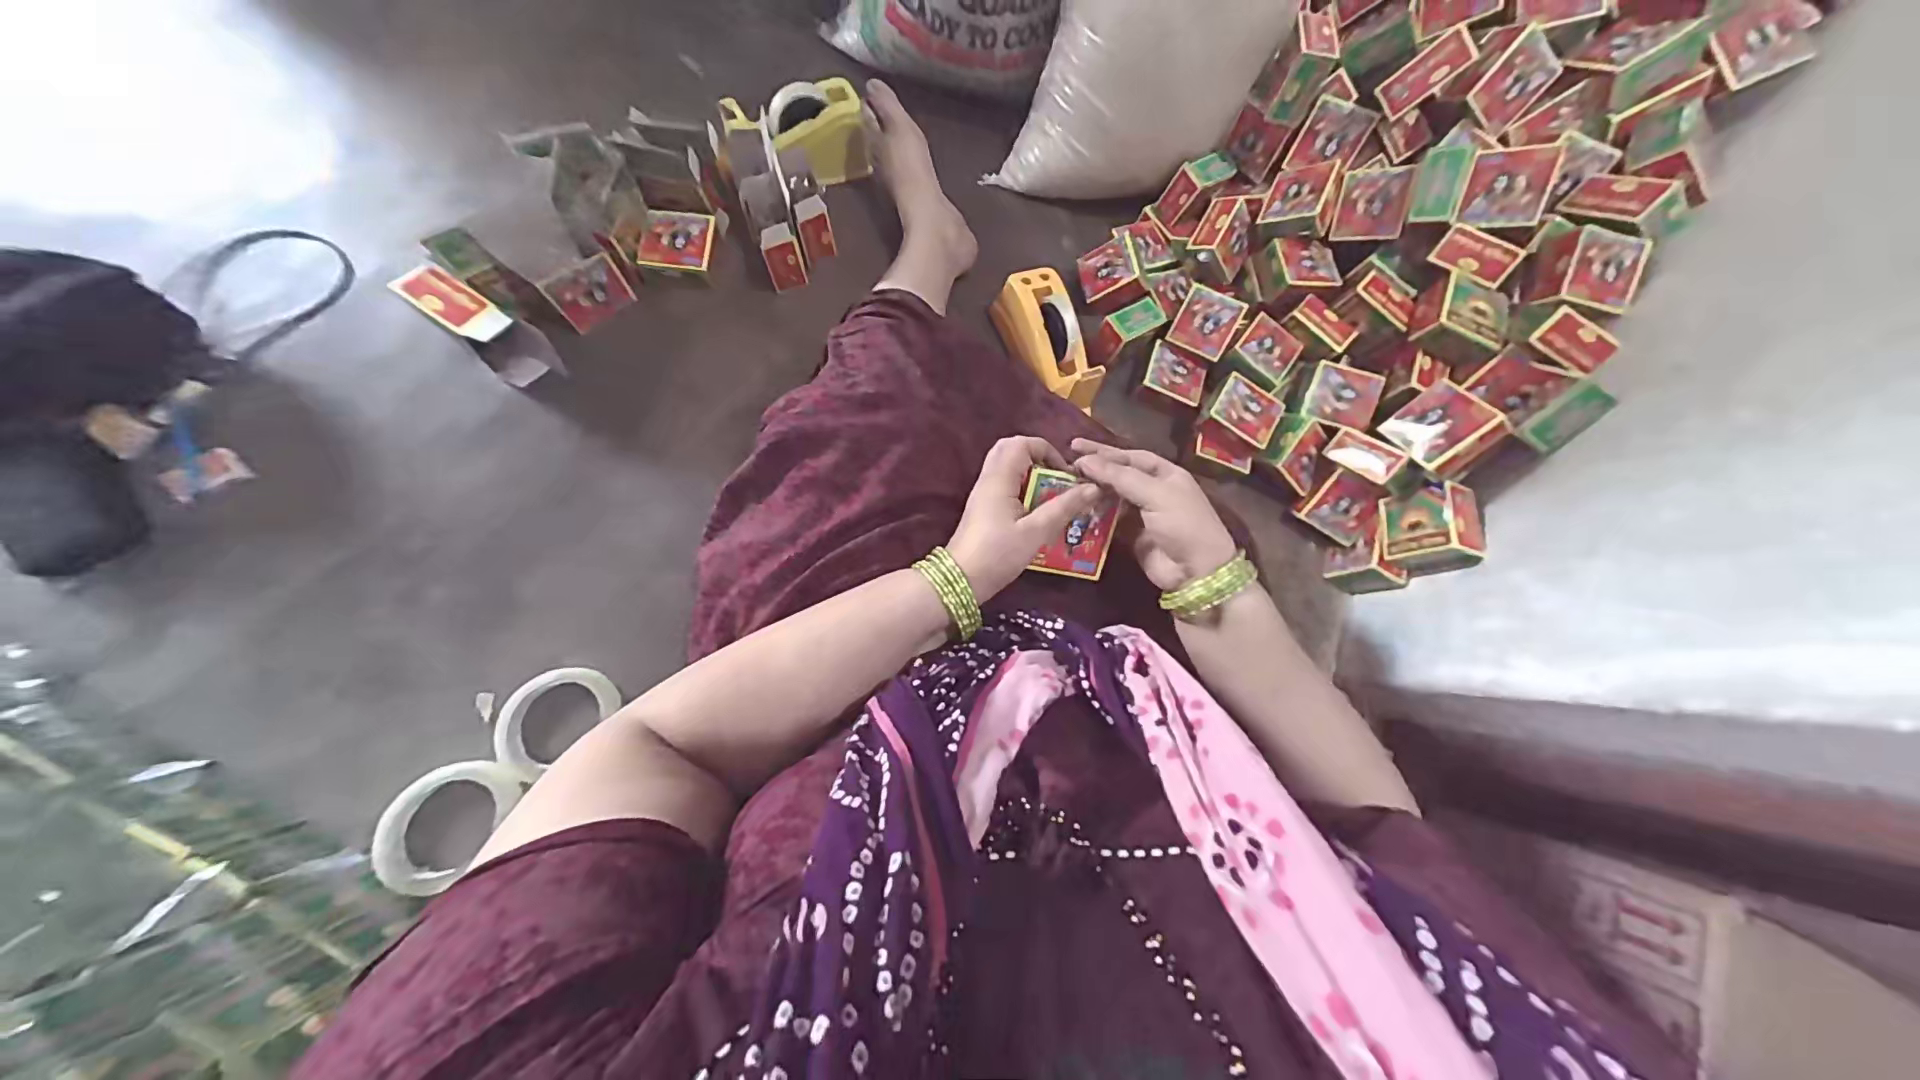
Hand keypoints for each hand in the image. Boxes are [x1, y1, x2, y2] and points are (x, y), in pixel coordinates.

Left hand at [947, 436, 1103, 600]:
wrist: (960, 580)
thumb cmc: (998, 554)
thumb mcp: (1035, 532)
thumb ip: (1064, 507)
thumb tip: (1092, 487)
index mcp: (999, 479)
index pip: (1021, 443)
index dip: (1047, 450)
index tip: (1064, 473)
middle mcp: (988, 480)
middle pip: (1011, 450)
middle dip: (1038, 458)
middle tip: (1056, 478)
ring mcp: (982, 494)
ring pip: (1006, 468)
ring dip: (1030, 475)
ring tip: (1050, 495)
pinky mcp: (982, 509)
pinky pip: (1003, 485)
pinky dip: (1022, 488)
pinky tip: (1036, 511)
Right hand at [1070, 438, 1237, 591]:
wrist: (1196, 571)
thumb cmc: (1183, 524)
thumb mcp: (1155, 494)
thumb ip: (1120, 477)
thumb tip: (1085, 461)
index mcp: (1165, 474)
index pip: (1130, 456)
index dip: (1104, 451)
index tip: (1075, 447)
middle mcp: (1153, 490)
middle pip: (1119, 474)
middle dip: (1095, 469)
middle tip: (1066, 464)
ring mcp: (1142, 513)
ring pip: (1112, 497)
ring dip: (1092, 491)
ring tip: (1066, 486)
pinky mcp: (1132, 535)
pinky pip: (1109, 520)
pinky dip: (1094, 514)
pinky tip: (1077, 509)